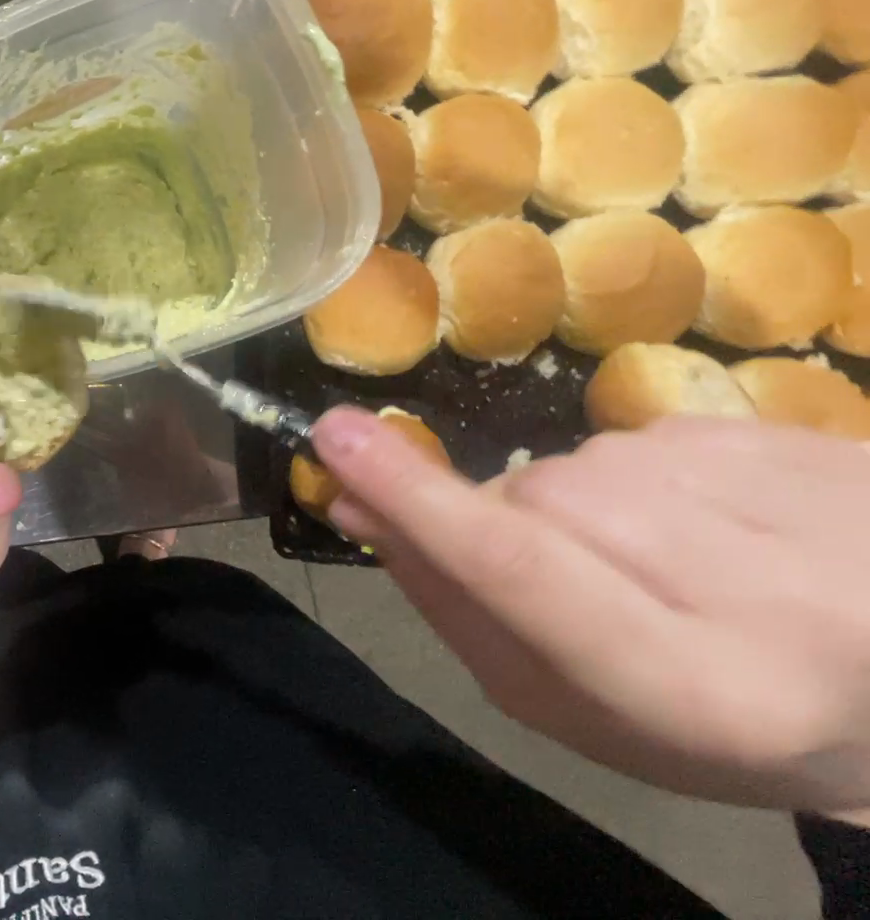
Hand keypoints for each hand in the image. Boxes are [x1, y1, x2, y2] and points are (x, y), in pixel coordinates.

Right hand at [311, 407, 869, 824]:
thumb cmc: (694, 722)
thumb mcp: (553, 694)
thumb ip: (447, 599)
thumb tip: (352, 503)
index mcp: (695, 692)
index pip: (520, 572)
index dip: (419, 501)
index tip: (335, 436)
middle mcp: (772, 599)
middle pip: (544, 501)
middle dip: (509, 517)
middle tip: (566, 572)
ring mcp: (817, 513)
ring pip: (593, 461)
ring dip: (577, 498)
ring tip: (654, 556)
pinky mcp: (823, 451)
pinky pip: (652, 433)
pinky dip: (638, 472)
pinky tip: (702, 521)